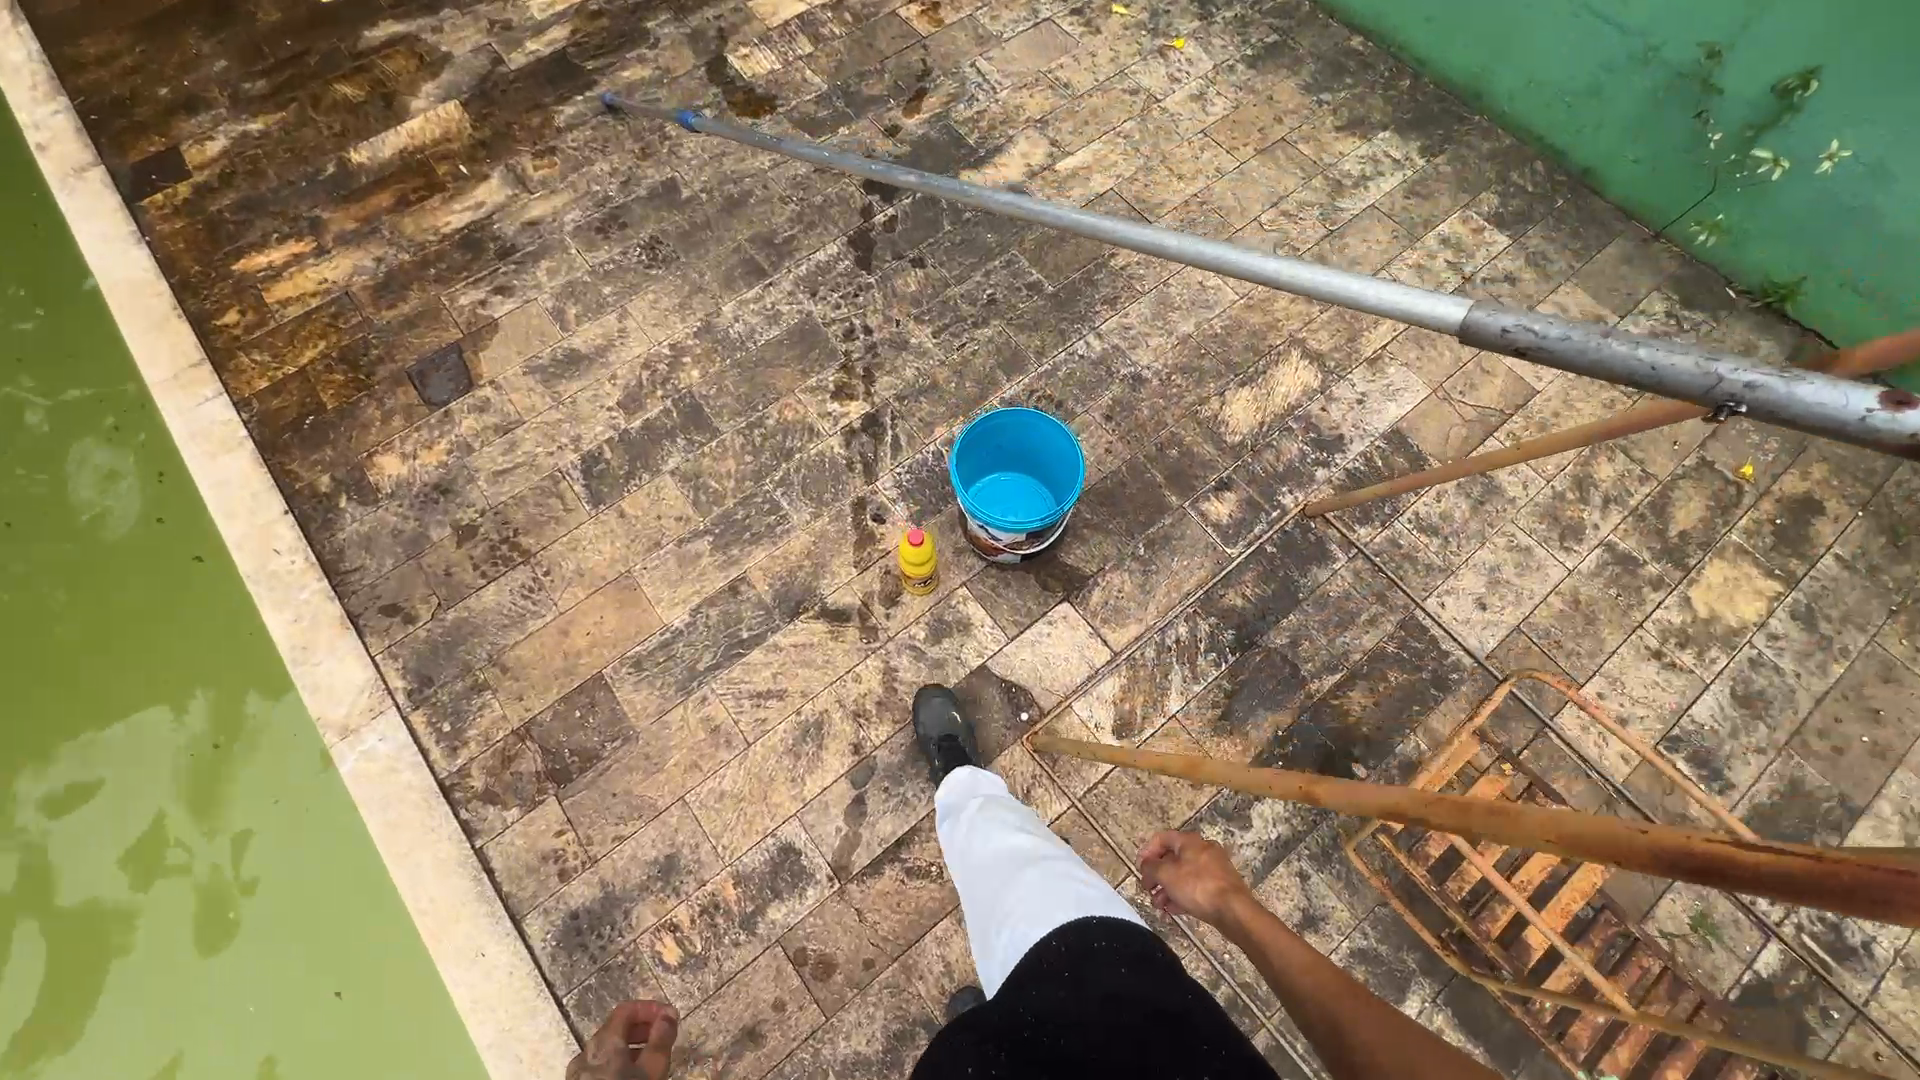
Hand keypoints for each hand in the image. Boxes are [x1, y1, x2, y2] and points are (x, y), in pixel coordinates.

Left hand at [567, 1001, 678, 1079]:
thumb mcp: (653, 1069)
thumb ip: (661, 1039)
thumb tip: (668, 1014)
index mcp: (603, 1042)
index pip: (626, 1009)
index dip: (651, 1008)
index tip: (671, 1018)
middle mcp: (585, 1053)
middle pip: (616, 1028)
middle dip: (643, 1027)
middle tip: (665, 1036)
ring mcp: (577, 1074)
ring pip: (608, 1050)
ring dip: (632, 1046)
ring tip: (652, 1058)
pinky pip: (599, 1066)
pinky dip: (619, 1063)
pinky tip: (633, 1076)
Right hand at [1137, 830, 1254, 926]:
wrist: (1234, 910)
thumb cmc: (1197, 886)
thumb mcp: (1166, 874)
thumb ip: (1151, 867)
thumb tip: (1145, 865)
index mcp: (1190, 841)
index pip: (1162, 838)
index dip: (1146, 852)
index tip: (1139, 869)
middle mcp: (1203, 850)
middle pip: (1172, 859)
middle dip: (1157, 876)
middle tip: (1147, 890)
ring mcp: (1214, 869)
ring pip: (1184, 875)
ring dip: (1167, 889)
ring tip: (1158, 905)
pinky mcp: (1221, 887)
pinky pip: (1195, 888)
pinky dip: (1182, 896)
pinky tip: (1172, 910)